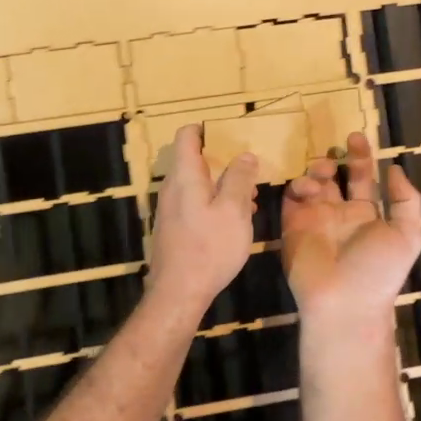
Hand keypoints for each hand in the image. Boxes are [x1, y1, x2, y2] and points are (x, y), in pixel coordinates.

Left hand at [146, 125, 259, 306]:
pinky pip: (196, 204)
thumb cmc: (209, 247)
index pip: (187, 136)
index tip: (230, 133)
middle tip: (249, 168)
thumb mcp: (233, 210)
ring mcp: (170, 209)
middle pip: (194, 160)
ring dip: (222, 185)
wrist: (179, 292)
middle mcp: (172, 188)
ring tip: (249, 196)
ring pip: (197, 185)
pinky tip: (235, 221)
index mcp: (184, 176)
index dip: (206, 129)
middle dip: (222, 160)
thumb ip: (239, 179)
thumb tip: (244, 155)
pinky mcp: (174, 228)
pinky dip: (215, 203)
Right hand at [281, 132, 420, 328]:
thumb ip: (406, 200)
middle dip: (336, 158)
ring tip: (324, 169)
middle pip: (335, 176)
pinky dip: (299, 185)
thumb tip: (395, 169)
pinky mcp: (293, 225)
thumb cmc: (378, 269)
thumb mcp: (408, 235)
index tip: (357, 137)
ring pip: (313, 182)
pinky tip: (310, 189)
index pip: (362, 178)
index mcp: (367, 215)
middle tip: (337, 146)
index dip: (362, 157)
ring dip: (318, 170)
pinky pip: (292, 197)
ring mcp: (315, 218)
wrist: (344, 302)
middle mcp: (340, 213)